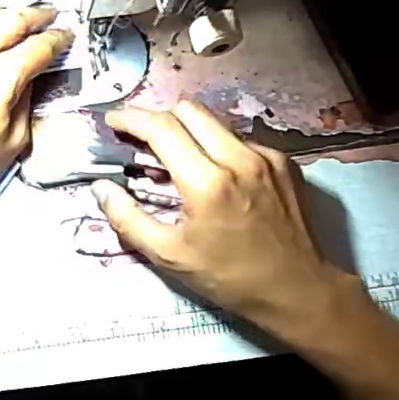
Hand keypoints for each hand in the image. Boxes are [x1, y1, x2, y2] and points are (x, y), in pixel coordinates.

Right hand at [91, 102, 368, 341]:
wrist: (297, 289)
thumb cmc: (229, 278)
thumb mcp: (170, 256)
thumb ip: (128, 219)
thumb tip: (101, 188)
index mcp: (207, 183)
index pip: (161, 128)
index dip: (131, 118)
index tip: (115, 122)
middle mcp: (239, 159)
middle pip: (189, 110)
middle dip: (160, 118)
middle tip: (145, 141)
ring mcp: (267, 157)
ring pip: (217, 123)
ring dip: (192, 133)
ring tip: (182, 161)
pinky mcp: (285, 162)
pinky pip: (243, 142)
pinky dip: (222, 151)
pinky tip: (221, 178)